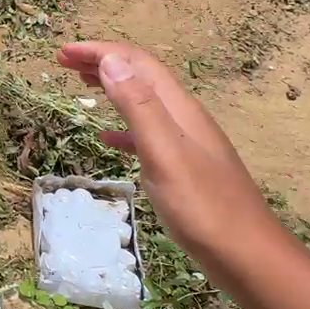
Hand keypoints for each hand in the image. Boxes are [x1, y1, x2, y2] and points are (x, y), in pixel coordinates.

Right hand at [56, 42, 277, 252]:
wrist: (247, 256)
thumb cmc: (202, 206)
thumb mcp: (163, 152)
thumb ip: (138, 106)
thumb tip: (111, 61)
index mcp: (179, 110)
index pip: (137, 64)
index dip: (100, 51)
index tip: (62, 53)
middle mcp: (184, 118)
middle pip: (141, 76)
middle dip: (103, 62)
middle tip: (64, 62)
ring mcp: (186, 142)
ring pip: (143, 101)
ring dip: (110, 87)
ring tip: (80, 86)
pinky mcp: (182, 165)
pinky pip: (146, 131)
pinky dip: (121, 124)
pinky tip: (106, 138)